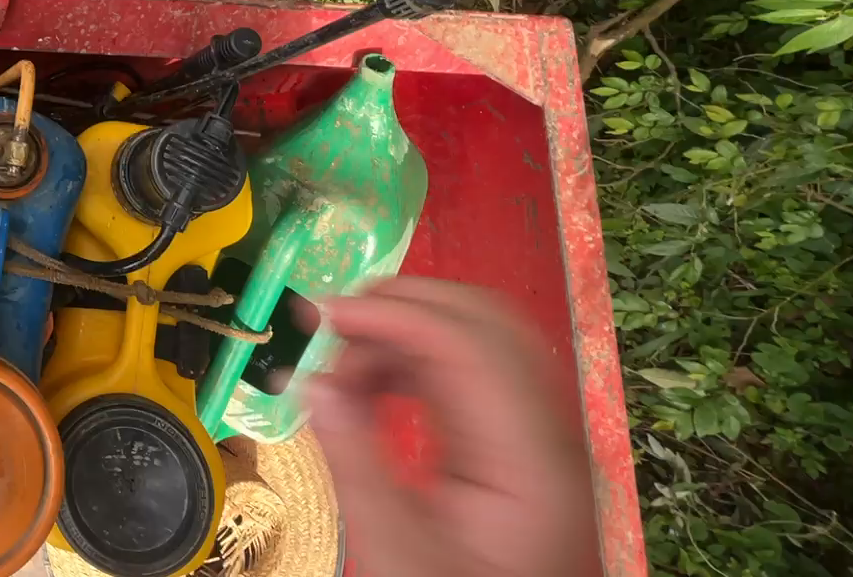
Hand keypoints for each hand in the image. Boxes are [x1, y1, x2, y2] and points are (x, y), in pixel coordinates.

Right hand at [306, 278, 597, 576]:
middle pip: (482, 320)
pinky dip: (402, 358)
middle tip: (330, 325)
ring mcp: (528, 433)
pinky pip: (455, 366)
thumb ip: (354, 460)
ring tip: (339, 370)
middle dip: (397, 304)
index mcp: (529, 464)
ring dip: (394, 331)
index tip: (321, 315)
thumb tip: (310, 382)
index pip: (467, 346)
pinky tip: (362, 387)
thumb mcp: (395, 548)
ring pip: (467, 334)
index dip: (391, 314)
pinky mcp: (504, 438)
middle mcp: (541, 434)